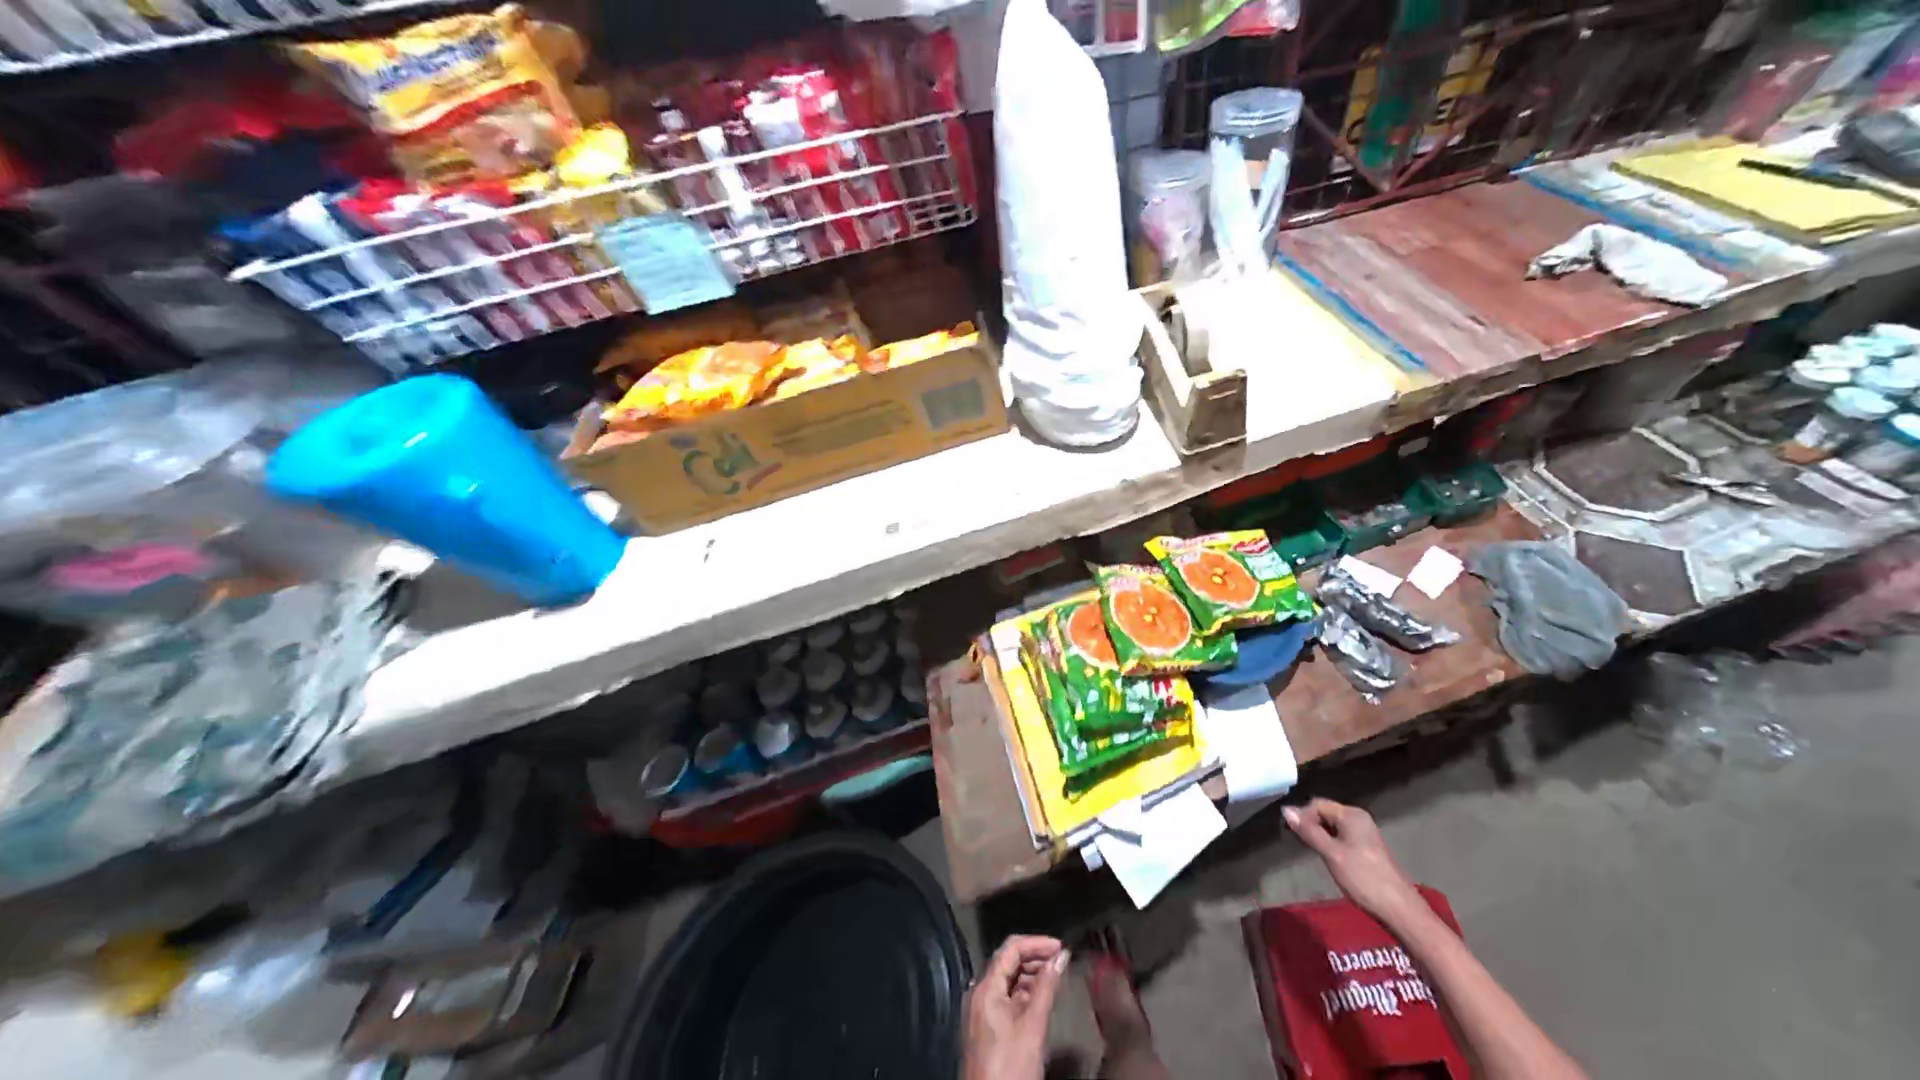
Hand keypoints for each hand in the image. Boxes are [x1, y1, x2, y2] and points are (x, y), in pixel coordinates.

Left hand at [962, 935, 1067, 1079]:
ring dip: (1031, 975)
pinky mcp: (987, 1026)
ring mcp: (982, 1010)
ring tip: (1056, 978)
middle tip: (1062, 962)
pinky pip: (1007, 998)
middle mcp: (980, 993)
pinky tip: (1042, 999)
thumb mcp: (1033, 1026)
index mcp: (985, 987)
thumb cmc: (1011, 1068)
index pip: (1010, 948)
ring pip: (1008, 980)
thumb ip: (1046, 987)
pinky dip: (1025, 993)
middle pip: (1007, 962)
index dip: (1037, 943)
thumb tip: (1061, 956)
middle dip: (1035, 957)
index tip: (1061, 948)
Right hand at [1284, 798, 1426, 926]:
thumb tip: (1286, 810)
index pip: (1317, 804)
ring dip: (1320, 835)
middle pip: (1325, 812)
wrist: (1399, 909)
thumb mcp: (1331, 854)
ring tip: (1313, 852)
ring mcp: (1366, 833)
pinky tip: (1329, 858)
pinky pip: (1342, 836)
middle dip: (1311, 825)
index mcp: (1352, 815)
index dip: (1302, 816)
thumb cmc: (1363, 878)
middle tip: (1301, 844)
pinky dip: (1331, 843)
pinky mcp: (1368, 847)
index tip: (1294, 835)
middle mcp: (1360, 819)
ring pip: (1333, 826)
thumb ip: (1308, 831)